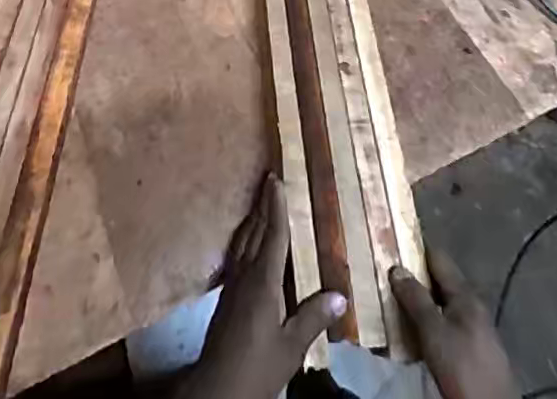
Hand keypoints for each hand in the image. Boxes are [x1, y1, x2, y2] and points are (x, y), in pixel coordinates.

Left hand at [181, 175, 345, 398]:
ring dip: (253, 219)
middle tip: (269, 178)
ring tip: (260, 202)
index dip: (276, 207)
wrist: (215, 390)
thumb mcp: (291, 347)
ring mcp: (232, 286)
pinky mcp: (226, 298)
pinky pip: (236, 255)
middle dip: (263, 205)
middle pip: (255, 231)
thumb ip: (313, 318)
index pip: (273, 235)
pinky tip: (245, 243)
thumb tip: (341, 295)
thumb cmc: (256, 367)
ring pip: (243, 242)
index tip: (276, 180)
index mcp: (263, 282)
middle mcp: (245, 276)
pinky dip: (244, 239)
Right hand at [390, 252, 518, 398]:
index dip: (416, 247)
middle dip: (415, 276)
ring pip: (442, 303)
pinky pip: (446, 322)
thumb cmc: (462, 366)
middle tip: (387, 274)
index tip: (393, 240)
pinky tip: (414, 330)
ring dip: (421, 300)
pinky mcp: (473, 347)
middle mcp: (472, 304)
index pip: (438, 258)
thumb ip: (416, 300)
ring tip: (394, 300)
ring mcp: (475, 326)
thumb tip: (396, 268)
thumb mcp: (434, 332)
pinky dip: (429, 319)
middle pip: (440, 281)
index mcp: (465, 294)